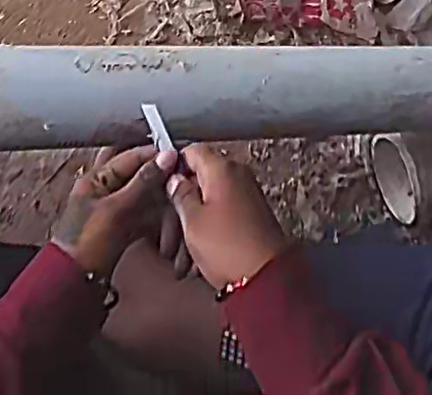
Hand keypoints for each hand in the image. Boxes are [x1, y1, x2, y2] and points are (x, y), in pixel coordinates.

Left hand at [52, 146, 178, 277]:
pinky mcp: (121, 230)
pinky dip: (156, 221)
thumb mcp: (116, 209)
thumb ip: (142, 182)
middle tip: (178, 185)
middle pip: (139, 177)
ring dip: (160, 204)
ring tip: (175, 206)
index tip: (176, 158)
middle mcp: (106, 190)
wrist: (73, 286)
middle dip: (159, 182)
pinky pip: (144, 217)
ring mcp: (114, 211)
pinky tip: (168, 225)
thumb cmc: (86, 243)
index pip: (130, 157)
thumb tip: (166, 157)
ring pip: (144, 198)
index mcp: (97, 178)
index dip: (153, 156)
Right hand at [165, 144, 290, 288]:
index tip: (164, 185)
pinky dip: (212, 225)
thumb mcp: (193, 221)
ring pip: (212, 196)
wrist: (267, 279)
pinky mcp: (253, 213)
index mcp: (221, 168)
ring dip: (196, 216)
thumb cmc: (228, 247)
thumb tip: (175, 179)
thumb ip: (181, 195)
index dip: (175, 166)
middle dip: (184, 198)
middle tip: (171, 223)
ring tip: (183, 248)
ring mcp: (248, 192)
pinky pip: (225, 210)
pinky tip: (201, 251)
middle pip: (202, 174)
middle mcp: (237, 173)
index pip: (192, 151)